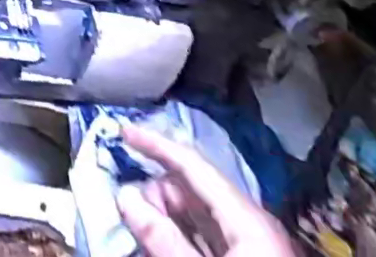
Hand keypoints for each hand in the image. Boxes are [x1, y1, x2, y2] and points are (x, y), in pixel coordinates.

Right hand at [115, 124, 294, 256]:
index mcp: (248, 221)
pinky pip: (208, 238)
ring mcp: (255, 249)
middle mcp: (253, 226)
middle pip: (194, 188)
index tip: (120, 131)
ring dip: (167, 216)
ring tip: (144, 233)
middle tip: (131, 214)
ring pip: (199, 214)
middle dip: (158, 193)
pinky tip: (163, 245)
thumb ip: (163, 239)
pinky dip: (182, 236)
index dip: (154, 144)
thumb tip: (126, 197)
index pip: (193, 164)